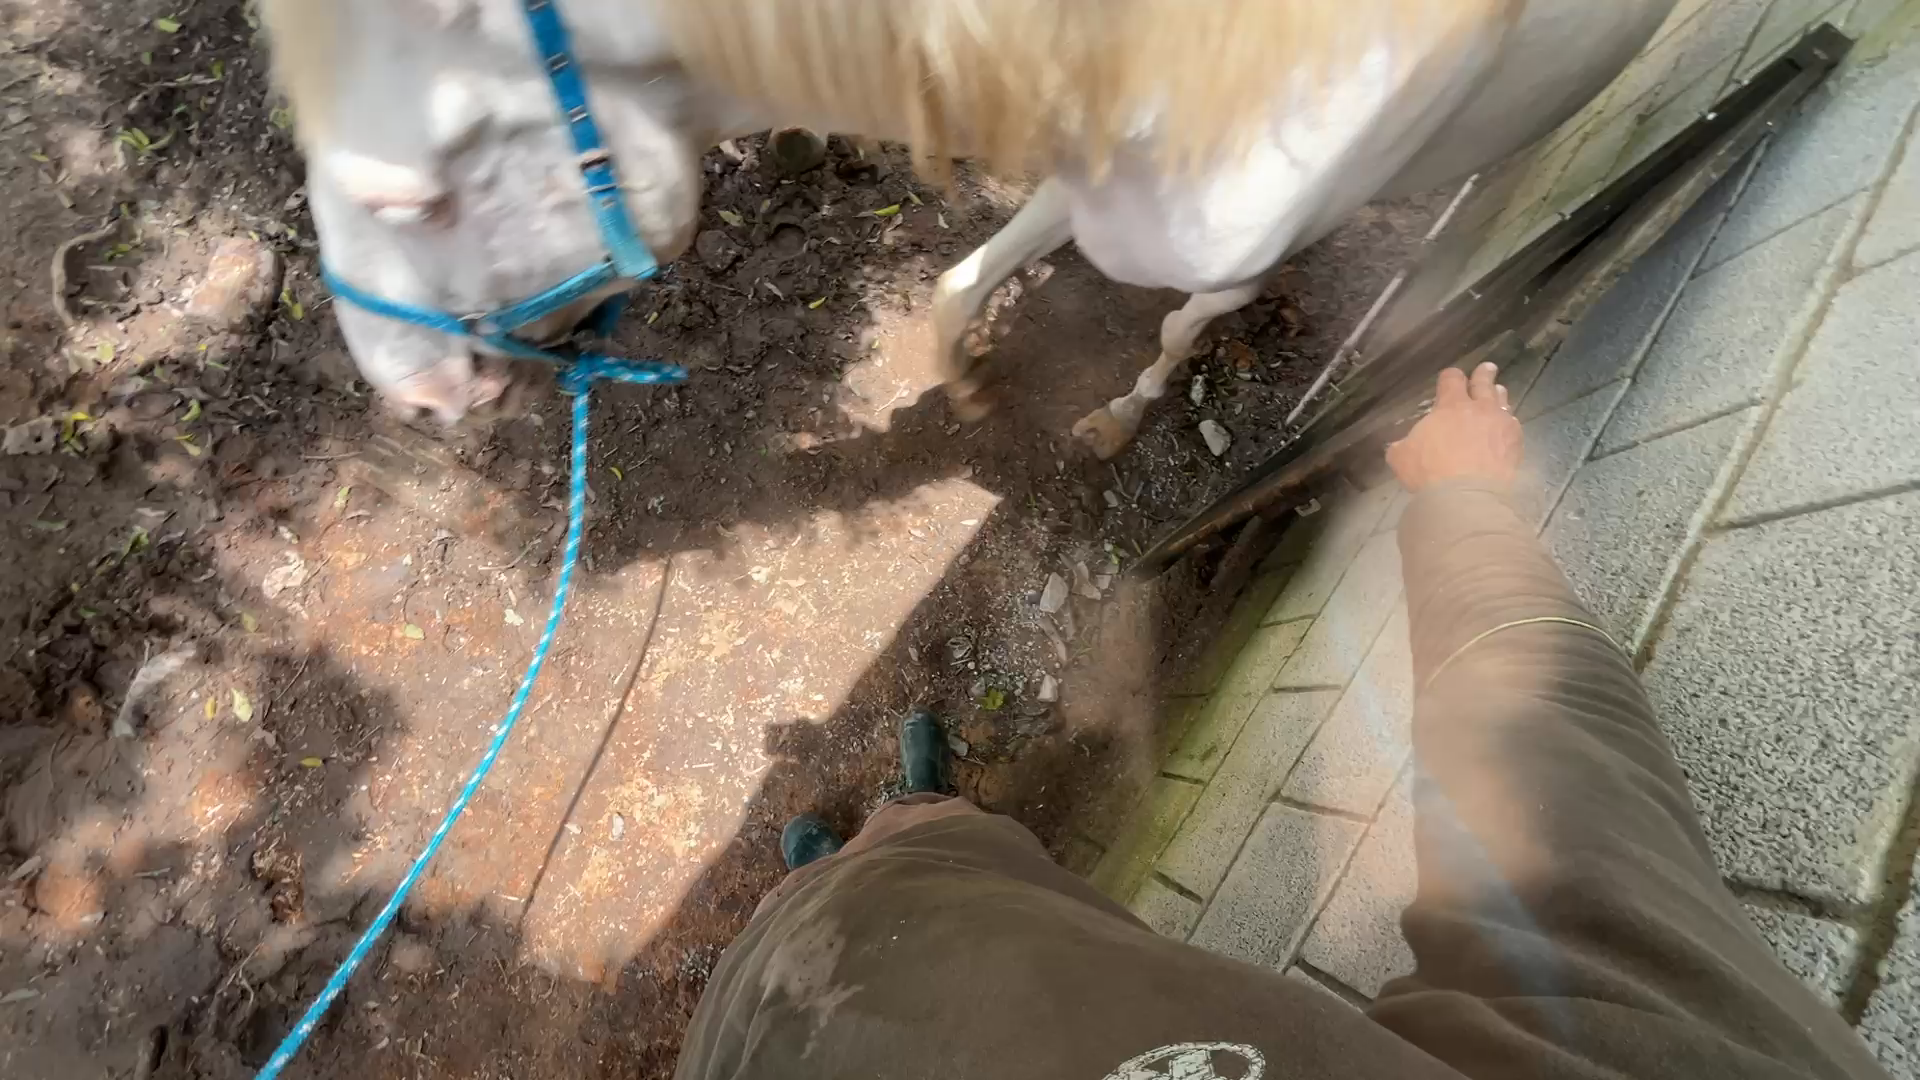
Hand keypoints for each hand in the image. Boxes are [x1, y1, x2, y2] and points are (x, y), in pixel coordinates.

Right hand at [1386, 362, 1522, 492]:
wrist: (1466, 493)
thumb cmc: (1428, 470)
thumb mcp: (1400, 456)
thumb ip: (1403, 444)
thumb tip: (1401, 444)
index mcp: (1449, 407)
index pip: (1451, 380)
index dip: (1450, 376)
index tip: (1450, 376)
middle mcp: (1479, 409)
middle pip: (1484, 384)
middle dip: (1483, 375)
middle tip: (1486, 368)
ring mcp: (1501, 424)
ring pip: (1502, 401)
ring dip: (1498, 395)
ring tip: (1498, 392)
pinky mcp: (1516, 442)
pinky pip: (1512, 424)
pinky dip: (1506, 422)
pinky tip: (1504, 426)